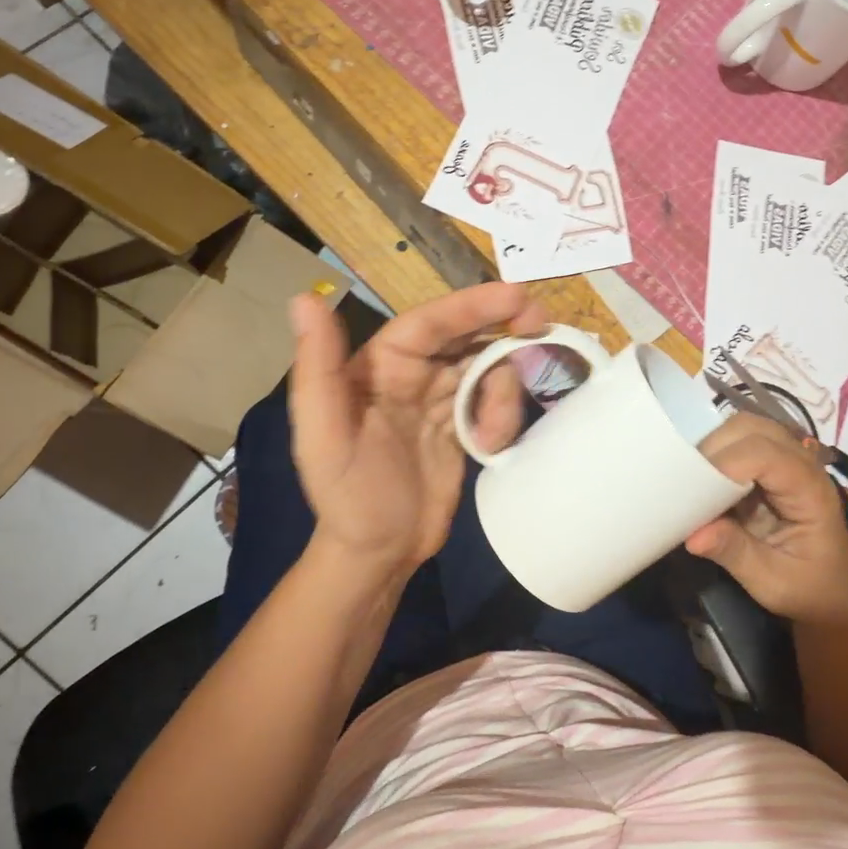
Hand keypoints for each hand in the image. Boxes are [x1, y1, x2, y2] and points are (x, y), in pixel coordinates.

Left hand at [287, 282, 543, 581]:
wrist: (379, 554)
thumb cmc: (347, 497)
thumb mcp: (322, 436)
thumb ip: (317, 367)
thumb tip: (304, 298)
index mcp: (378, 367)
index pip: (428, 323)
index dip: (471, 305)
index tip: (516, 295)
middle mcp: (411, 374)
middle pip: (466, 334)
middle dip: (504, 325)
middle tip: (543, 324)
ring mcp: (440, 400)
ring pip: (487, 368)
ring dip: (503, 391)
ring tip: (489, 436)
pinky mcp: (462, 426)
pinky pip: (495, 402)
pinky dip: (503, 417)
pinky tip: (488, 447)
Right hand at [687, 415, 847, 624]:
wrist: (832, 595)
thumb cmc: (808, 589)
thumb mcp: (771, 583)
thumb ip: (735, 553)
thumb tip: (692, 534)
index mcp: (810, 491)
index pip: (765, 455)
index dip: (725, 463)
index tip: (692, 489)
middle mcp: (804, 465)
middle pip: (754, 428)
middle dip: (715, 446)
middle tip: (686, 480)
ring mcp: (790, 461)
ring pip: (747, 427)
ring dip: (716, 445)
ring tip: (693, 478)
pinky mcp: (775, 466)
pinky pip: (743, 441)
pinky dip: (719, 452)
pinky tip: (704, 479)